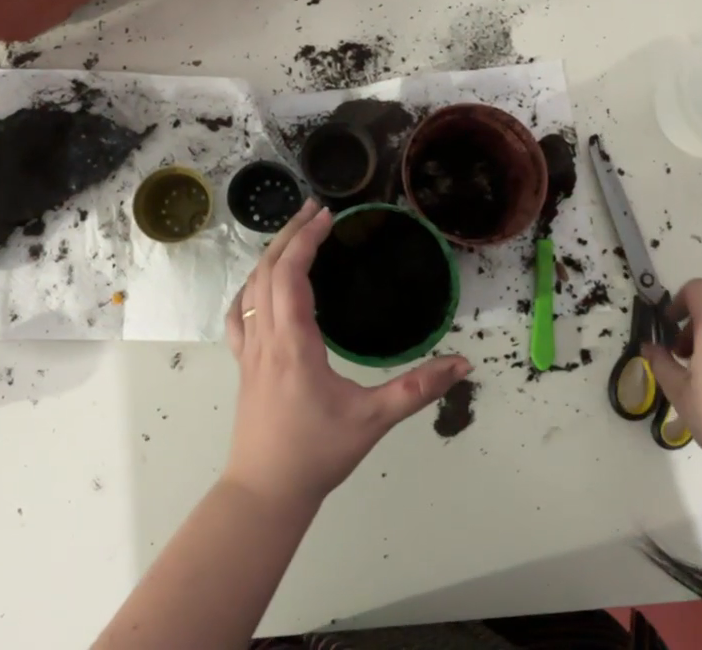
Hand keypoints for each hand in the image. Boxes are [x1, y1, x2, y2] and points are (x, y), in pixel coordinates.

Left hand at [223, 200, 471, 508]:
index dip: (306, 240)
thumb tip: (463, 364)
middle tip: (315, 210)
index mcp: (293, 343)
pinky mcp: (243, 365)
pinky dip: (249, 288)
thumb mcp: (373, 420)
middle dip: (289, 234)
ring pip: (249, 288)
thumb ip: (417, 389)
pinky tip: (258, 287)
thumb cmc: (316, 454)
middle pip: (266, 271)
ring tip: (294, 236)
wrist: (265, 492)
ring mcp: (248, 351)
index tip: (327, 215)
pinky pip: (238, 315)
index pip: (290, 275)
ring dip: (269, 256)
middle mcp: (264, 338)